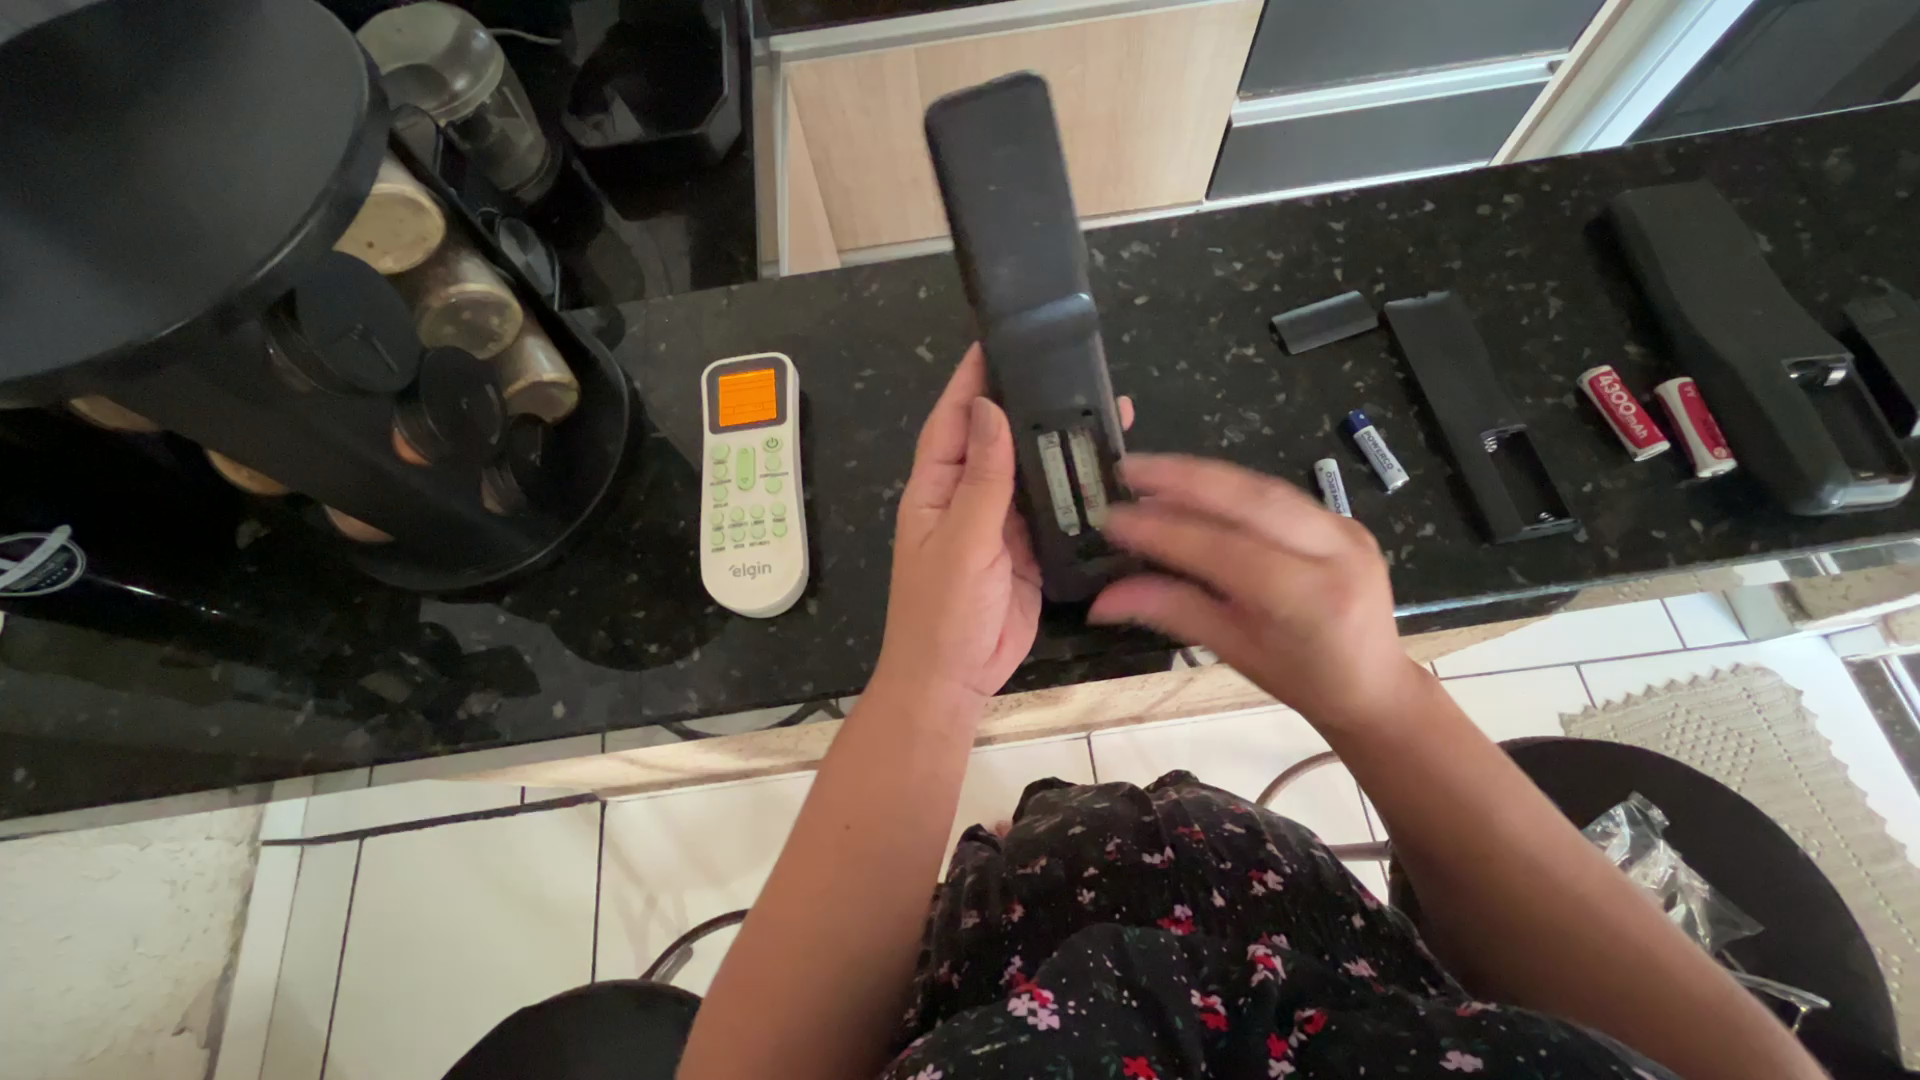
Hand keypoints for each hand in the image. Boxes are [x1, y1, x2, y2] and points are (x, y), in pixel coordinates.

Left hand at [875, 344, 1131, 705]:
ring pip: (1030, 470)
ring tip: (1103, 410)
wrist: (955, 678)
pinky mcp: (1028, 547)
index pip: (955, 419)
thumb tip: (990, 410)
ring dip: (1058, 443)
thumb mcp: (961, 541)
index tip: (998, 339)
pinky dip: (1073, 488)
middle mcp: (968, 495)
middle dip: (1028, 404)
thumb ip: (981, 479)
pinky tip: (1104, 469)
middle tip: (1071, 369)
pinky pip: (1051, 508)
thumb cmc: (942, 611)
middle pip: (998, 437)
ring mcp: (999, 521)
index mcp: (936, 486)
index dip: (973, 379)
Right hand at [1088, 454, 1430, 727]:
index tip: (1114, 519)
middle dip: (1183, 478)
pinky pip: (1275, 494)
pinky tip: (1189, 485)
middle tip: (1127, 470)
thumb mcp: (1234, 651)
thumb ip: (1172, 611)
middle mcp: (1336, 552)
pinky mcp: (1342, 517)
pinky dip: (1226, 487)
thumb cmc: (1302, 680)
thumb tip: (1102, 600)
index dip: (1166, 531)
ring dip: (1201, 476)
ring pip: (1263, 487)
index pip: (1228, 552)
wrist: (1374, 682)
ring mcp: (1345, 528)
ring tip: (1147, 471)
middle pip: (1252, 500)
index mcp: (1312, 599)